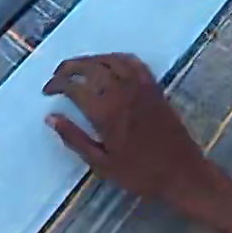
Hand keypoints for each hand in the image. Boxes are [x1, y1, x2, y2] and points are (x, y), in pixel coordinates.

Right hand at [42, 53, 221, 213]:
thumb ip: (75, 138)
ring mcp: (140, 87)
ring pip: (109, 60)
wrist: (183, 175)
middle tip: (59, 74)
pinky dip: (117, 57)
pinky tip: (110, 62)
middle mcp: (121, 93)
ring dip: (90, 59)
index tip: (48, 90)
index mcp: (105, 113)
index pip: (73, 87)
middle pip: (90, 67)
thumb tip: (51, 118)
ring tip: (79, 67)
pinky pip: (133, 62)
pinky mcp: (154, 87)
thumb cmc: (140, 174)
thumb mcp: (102, 164)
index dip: (56, 84)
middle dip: (69, 67)